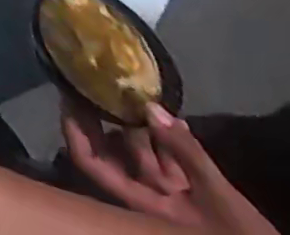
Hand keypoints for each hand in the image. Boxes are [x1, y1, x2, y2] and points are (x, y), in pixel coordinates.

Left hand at [62, 97, 277, 233]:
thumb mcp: (220, 196)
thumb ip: (186, 152)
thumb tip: (150, 106)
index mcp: (141, 203)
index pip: (91, 163)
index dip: (75, 130)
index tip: (69, 97)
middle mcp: (146, 201)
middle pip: (112, 155)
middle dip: (107, 123)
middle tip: (102, 86)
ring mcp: (168, 202)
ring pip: (140, 157)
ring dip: (140, 131)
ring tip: (142, 100)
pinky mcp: (191, 201)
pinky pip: (168, 167)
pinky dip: (168, 146)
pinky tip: (175, 124)